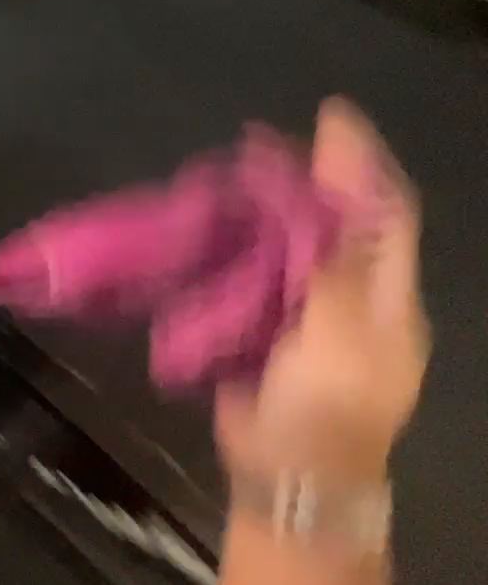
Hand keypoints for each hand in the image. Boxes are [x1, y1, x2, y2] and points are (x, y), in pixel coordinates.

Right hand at [214, 99, 430, 485]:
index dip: (359, 164)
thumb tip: (337, 211)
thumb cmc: (321, 408)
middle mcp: (347, 293)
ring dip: (262, 205)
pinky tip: (203, 226)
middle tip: (263, 143)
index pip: (380, 216)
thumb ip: (339, 278)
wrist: (289, 468)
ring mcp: (302, 309)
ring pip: (287, 243)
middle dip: (308, 177)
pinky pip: (247, 270)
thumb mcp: (340, 344)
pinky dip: (228, 241)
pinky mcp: (258, 322)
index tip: (332, 116)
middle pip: (334, 221)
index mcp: (381, 297)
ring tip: (227, 176)